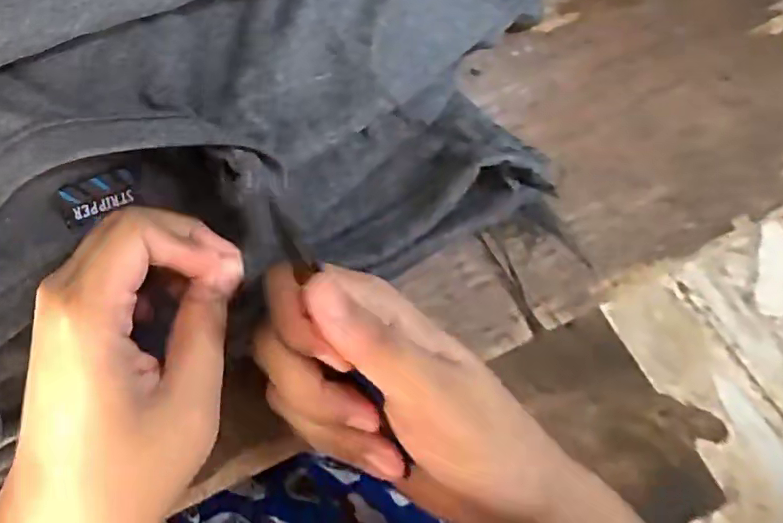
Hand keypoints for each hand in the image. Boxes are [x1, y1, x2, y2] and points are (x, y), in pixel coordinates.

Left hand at [0, 208, 244, 522]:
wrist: (59, 519)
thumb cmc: (126, 473)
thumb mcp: (187, 407)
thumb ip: (205, 325)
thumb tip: (222, 270)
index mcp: (85, 307)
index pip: (137, 230)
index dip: (190, 238)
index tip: (232, 269)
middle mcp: (60, 289)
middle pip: (124, 227)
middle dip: (181, 238)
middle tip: (228, 268)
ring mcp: (54, 300)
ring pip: (114, 243)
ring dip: (165, 253)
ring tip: (209, 283)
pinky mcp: (59, 315)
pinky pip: (104, 268)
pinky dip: (143, 272)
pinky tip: (173, 302)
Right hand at [253, 265, 639, 522]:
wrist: (508, 505)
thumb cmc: (481, 435)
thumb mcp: (429, 388)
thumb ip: (369, 338)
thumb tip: (312, 283)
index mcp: (363, 299)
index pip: (287, 282)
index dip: (295, 324)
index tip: (336, 364)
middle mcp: (337, 322)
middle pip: (274, 334)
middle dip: (308, 388)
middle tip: (365, 418)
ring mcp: (330, 364)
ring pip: (279, 378)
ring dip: (323, 423)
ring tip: (381, 447)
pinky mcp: (328, 403)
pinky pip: (293, 412)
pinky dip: (328, 441)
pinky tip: (376, 457)